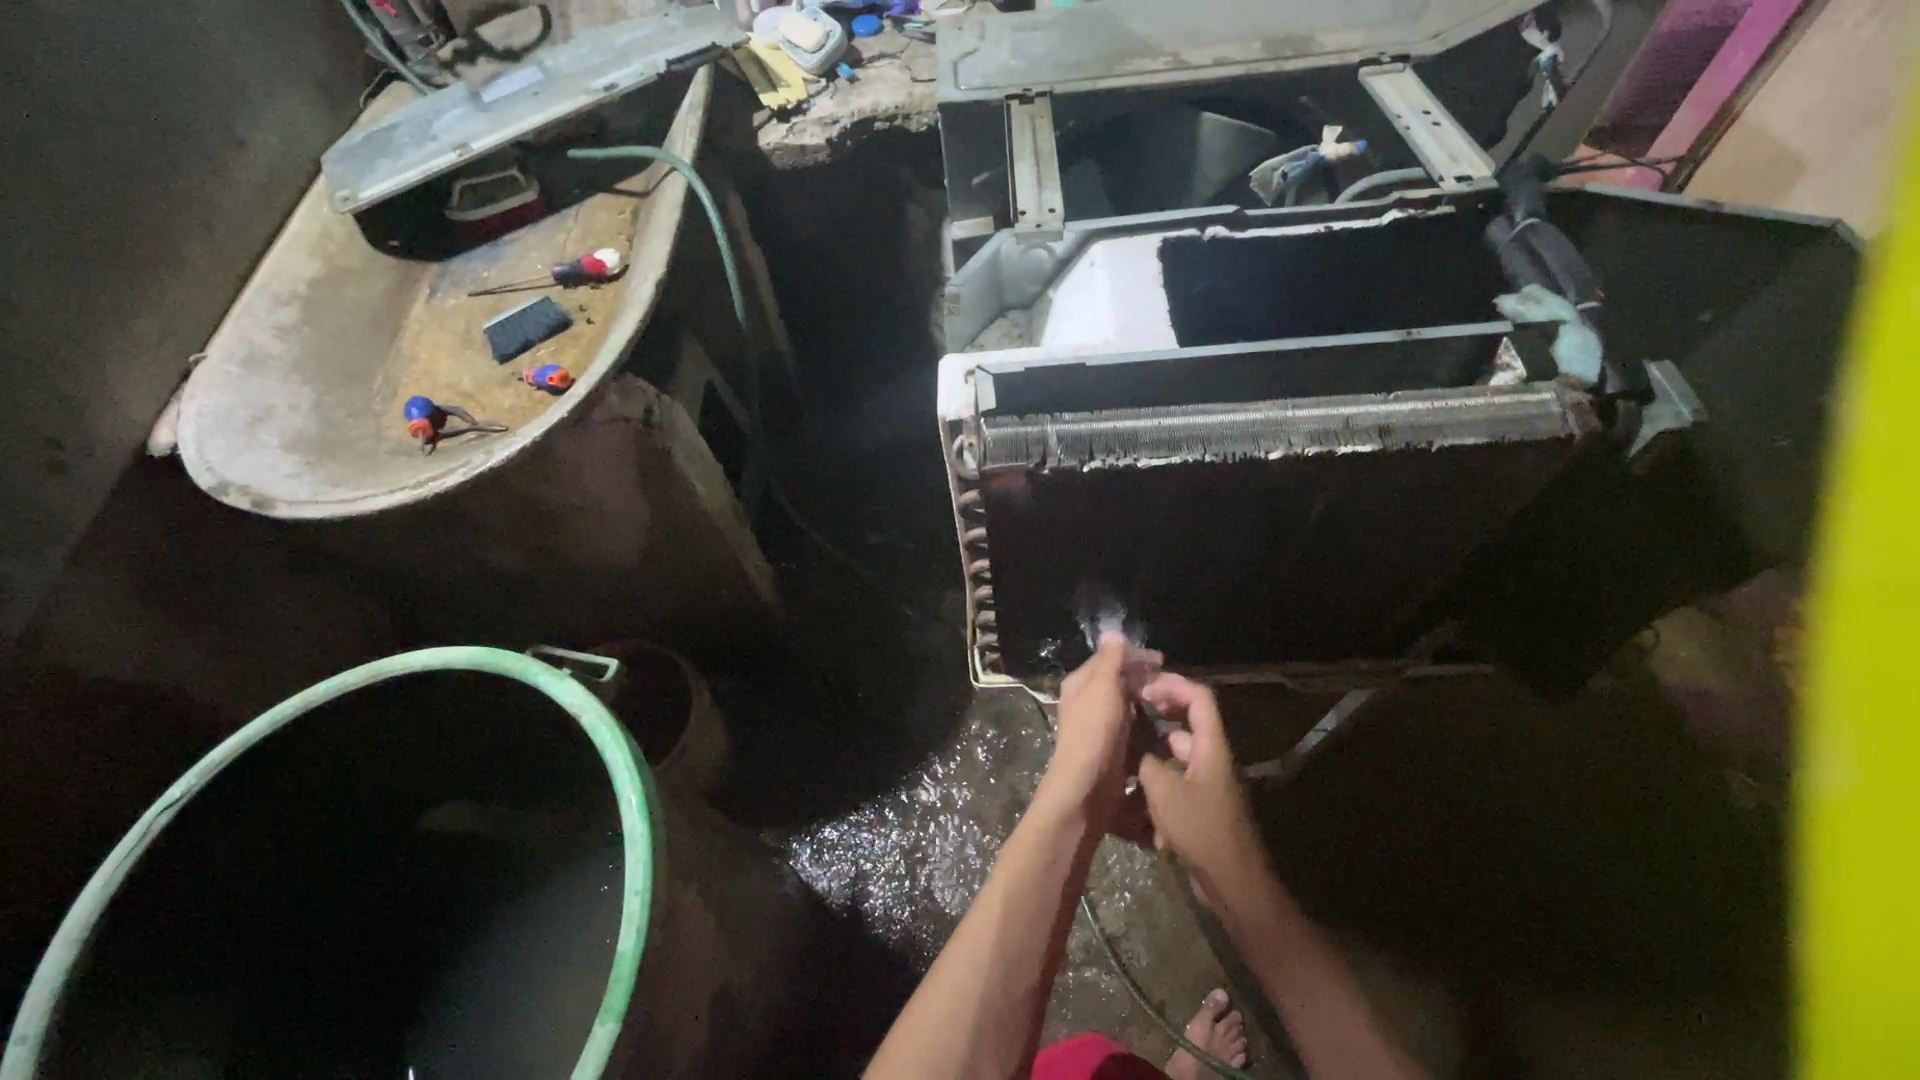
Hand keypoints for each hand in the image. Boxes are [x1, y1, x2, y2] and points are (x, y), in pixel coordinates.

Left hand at [1042, 635, 1159, 821]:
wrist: (1085, 788)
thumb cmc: (1093, 732)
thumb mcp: (1101, 688)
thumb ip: (1109, 661)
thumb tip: (1112, 633)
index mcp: (1081, 683)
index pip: (1109, 659)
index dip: (1135, 657)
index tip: (1163, 661)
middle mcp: (1087, 702)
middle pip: (1120, 683)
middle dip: (1145, 681)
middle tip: (1173, 686)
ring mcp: (1099, 728)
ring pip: (1128, 707)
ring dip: (1149, 705)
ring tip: (1173, 708)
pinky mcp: (1112, 750)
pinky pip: (1132, 731)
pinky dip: (1147, 728)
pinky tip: (1164, 731)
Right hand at [1136, 674, 1265, 906]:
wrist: (1232, 881)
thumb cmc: (1200, 829)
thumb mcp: (1163, 790)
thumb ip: (1148, 763)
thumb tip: (1140, 754)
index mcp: (1211, 747)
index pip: (1199, 698)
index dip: (1173, 685)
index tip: (1142, 688)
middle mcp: (1213, 760)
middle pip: (1188, 724)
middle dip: (1158, 717)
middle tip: (1129, 715)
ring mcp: (1209, 785)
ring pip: (1178, 757)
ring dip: (1153, 757)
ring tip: (1123, 759)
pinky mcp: (1202, 808)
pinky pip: (1177, 785)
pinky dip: (1158, 788)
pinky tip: (1136, 806)